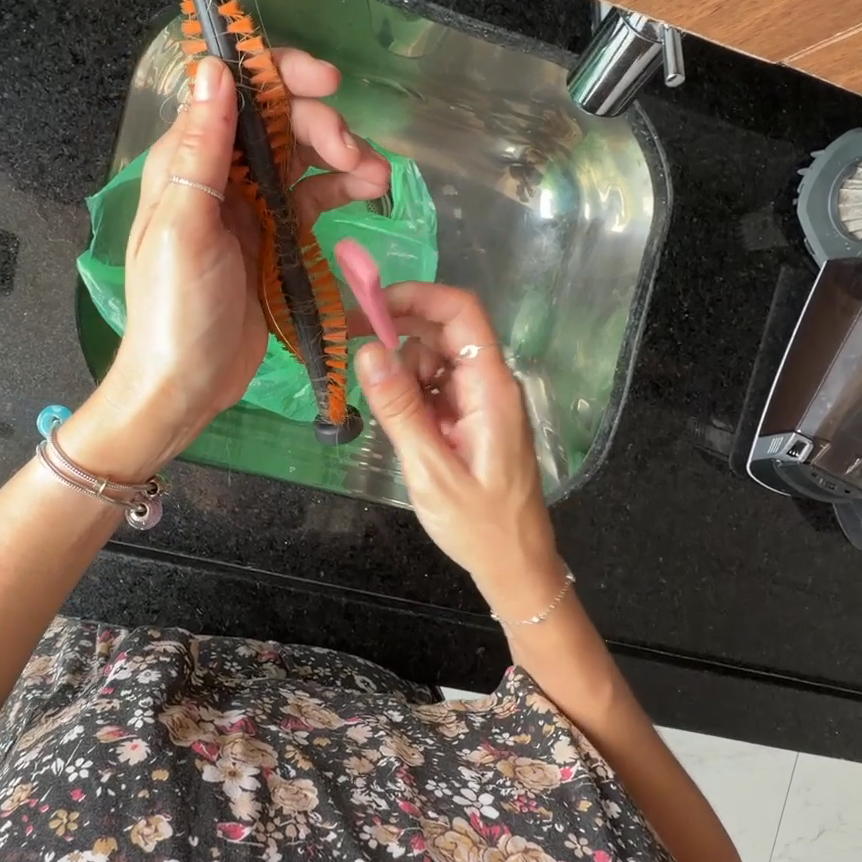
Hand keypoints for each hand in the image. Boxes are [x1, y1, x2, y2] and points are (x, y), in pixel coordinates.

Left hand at [66, 52, 389, 481]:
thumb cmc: (175, 310)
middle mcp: (220, 176)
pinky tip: (369, 193)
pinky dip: (342, 190)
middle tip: (353, 156)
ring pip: (303, 160)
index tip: (327, 83)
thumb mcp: (183, 229)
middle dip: (321, 126)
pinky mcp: (276, 240)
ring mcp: (251, 209)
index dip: (281, 76)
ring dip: (342, 157)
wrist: (186, 385)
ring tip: (375, 179)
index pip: (234, 92)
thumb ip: (200, 152)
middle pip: (278, 123)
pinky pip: (314, 200)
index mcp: (188, 162)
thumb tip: (214, 68)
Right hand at [352, 283, 566, 606]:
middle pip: (444, 331)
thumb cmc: (479, 524)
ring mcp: (481, 401)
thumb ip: (399, 409)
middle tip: (347, 342)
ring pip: (436, 358)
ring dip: (402, 368)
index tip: (368, 305)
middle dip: (397, 328)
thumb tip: (367, 350)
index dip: (417, 296)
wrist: (515, 566)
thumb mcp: (431, 469)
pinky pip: (437, 387)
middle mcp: (490, 384)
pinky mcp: (471, 418)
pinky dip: (411, 393)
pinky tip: (400, 421)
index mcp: (490, 388)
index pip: (461, 313)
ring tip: (383, 408)